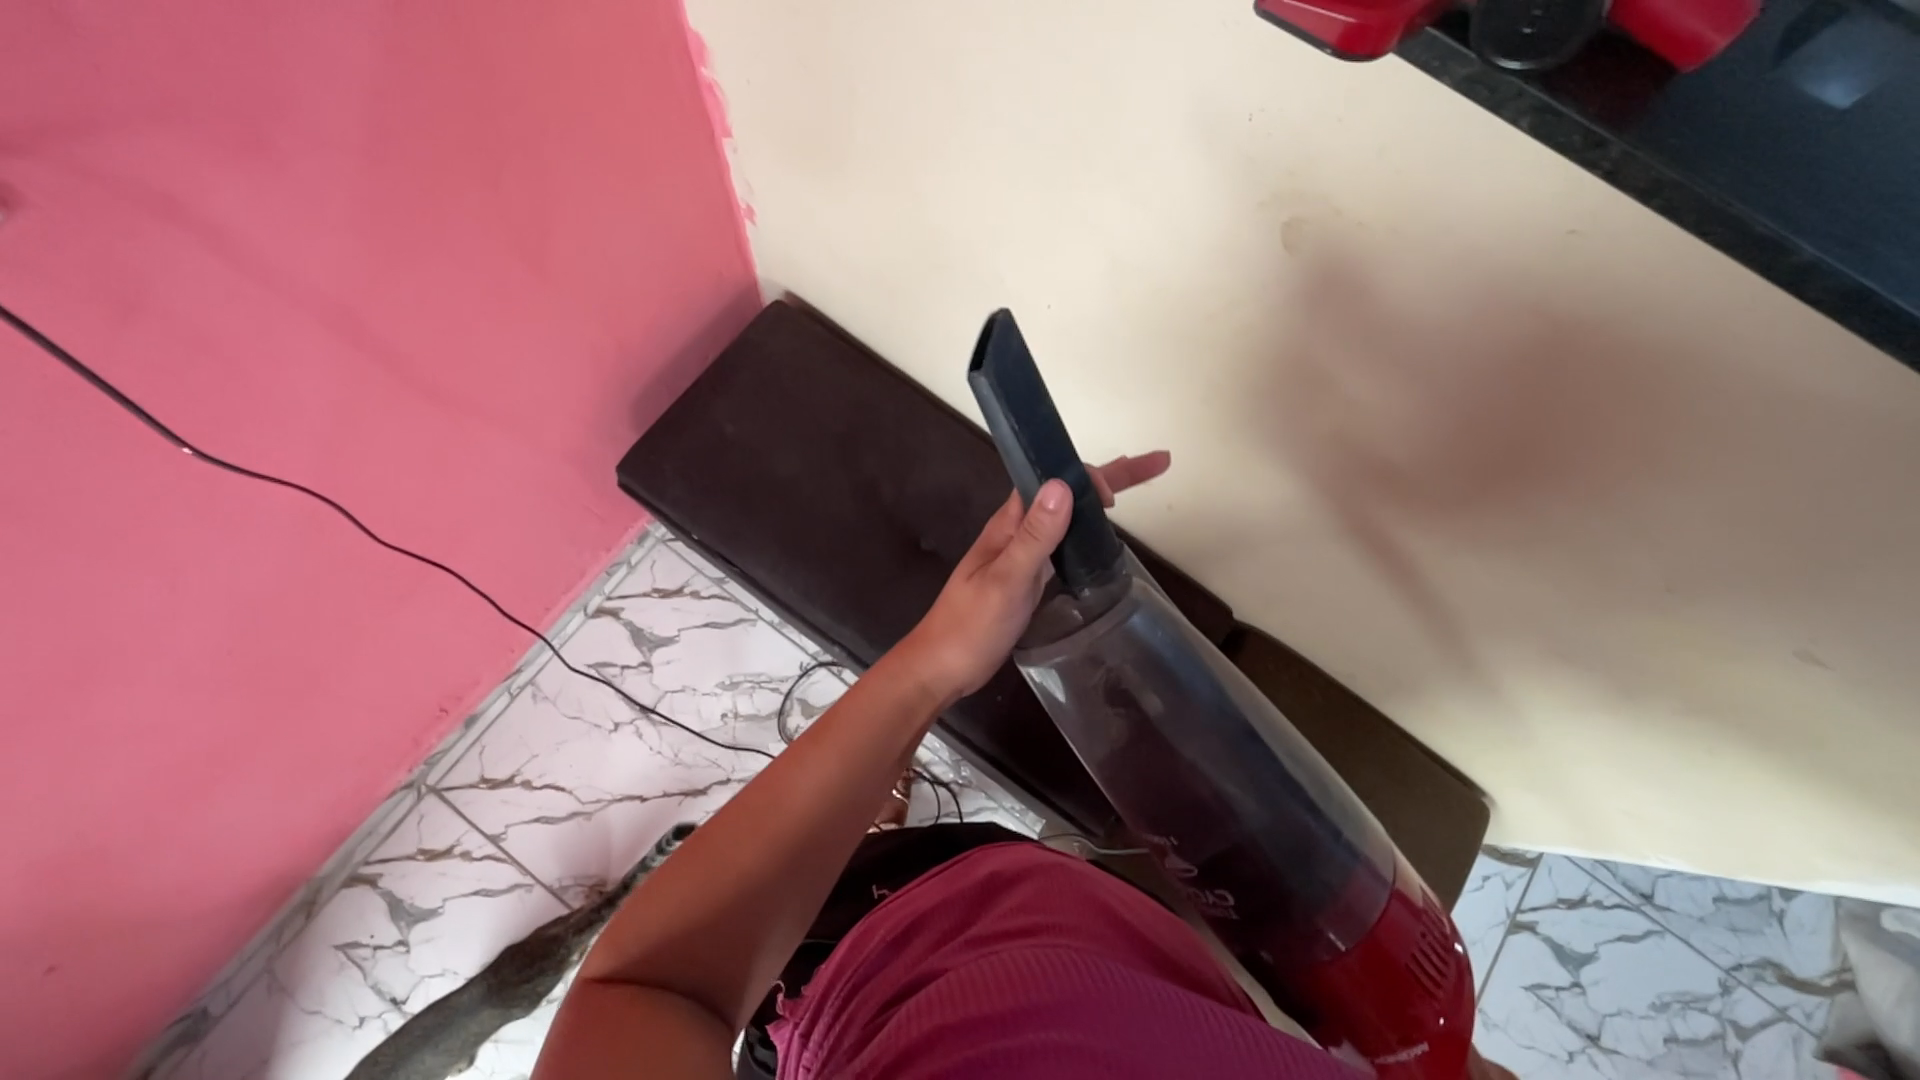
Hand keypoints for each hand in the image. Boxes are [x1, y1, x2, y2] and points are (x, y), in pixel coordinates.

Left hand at [896, 452, 1170, 704]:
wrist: (941, 669)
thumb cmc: (970, 626)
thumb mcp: (1006, 581)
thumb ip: (1033, 536)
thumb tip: (1063, 485)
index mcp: (1009, 525)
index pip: (1051, 480)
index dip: (1088, 475)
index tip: (1115, 497)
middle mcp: (1017, 533)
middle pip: (1065, 493)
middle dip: (1109, 477)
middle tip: (1157, 465)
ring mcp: (1022, 556)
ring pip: (1066, 518)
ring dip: (1097, 503)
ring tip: (1133, 493)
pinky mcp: (1028, 580)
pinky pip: (1063, 546)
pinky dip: (1087, 536)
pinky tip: (1101, 545)